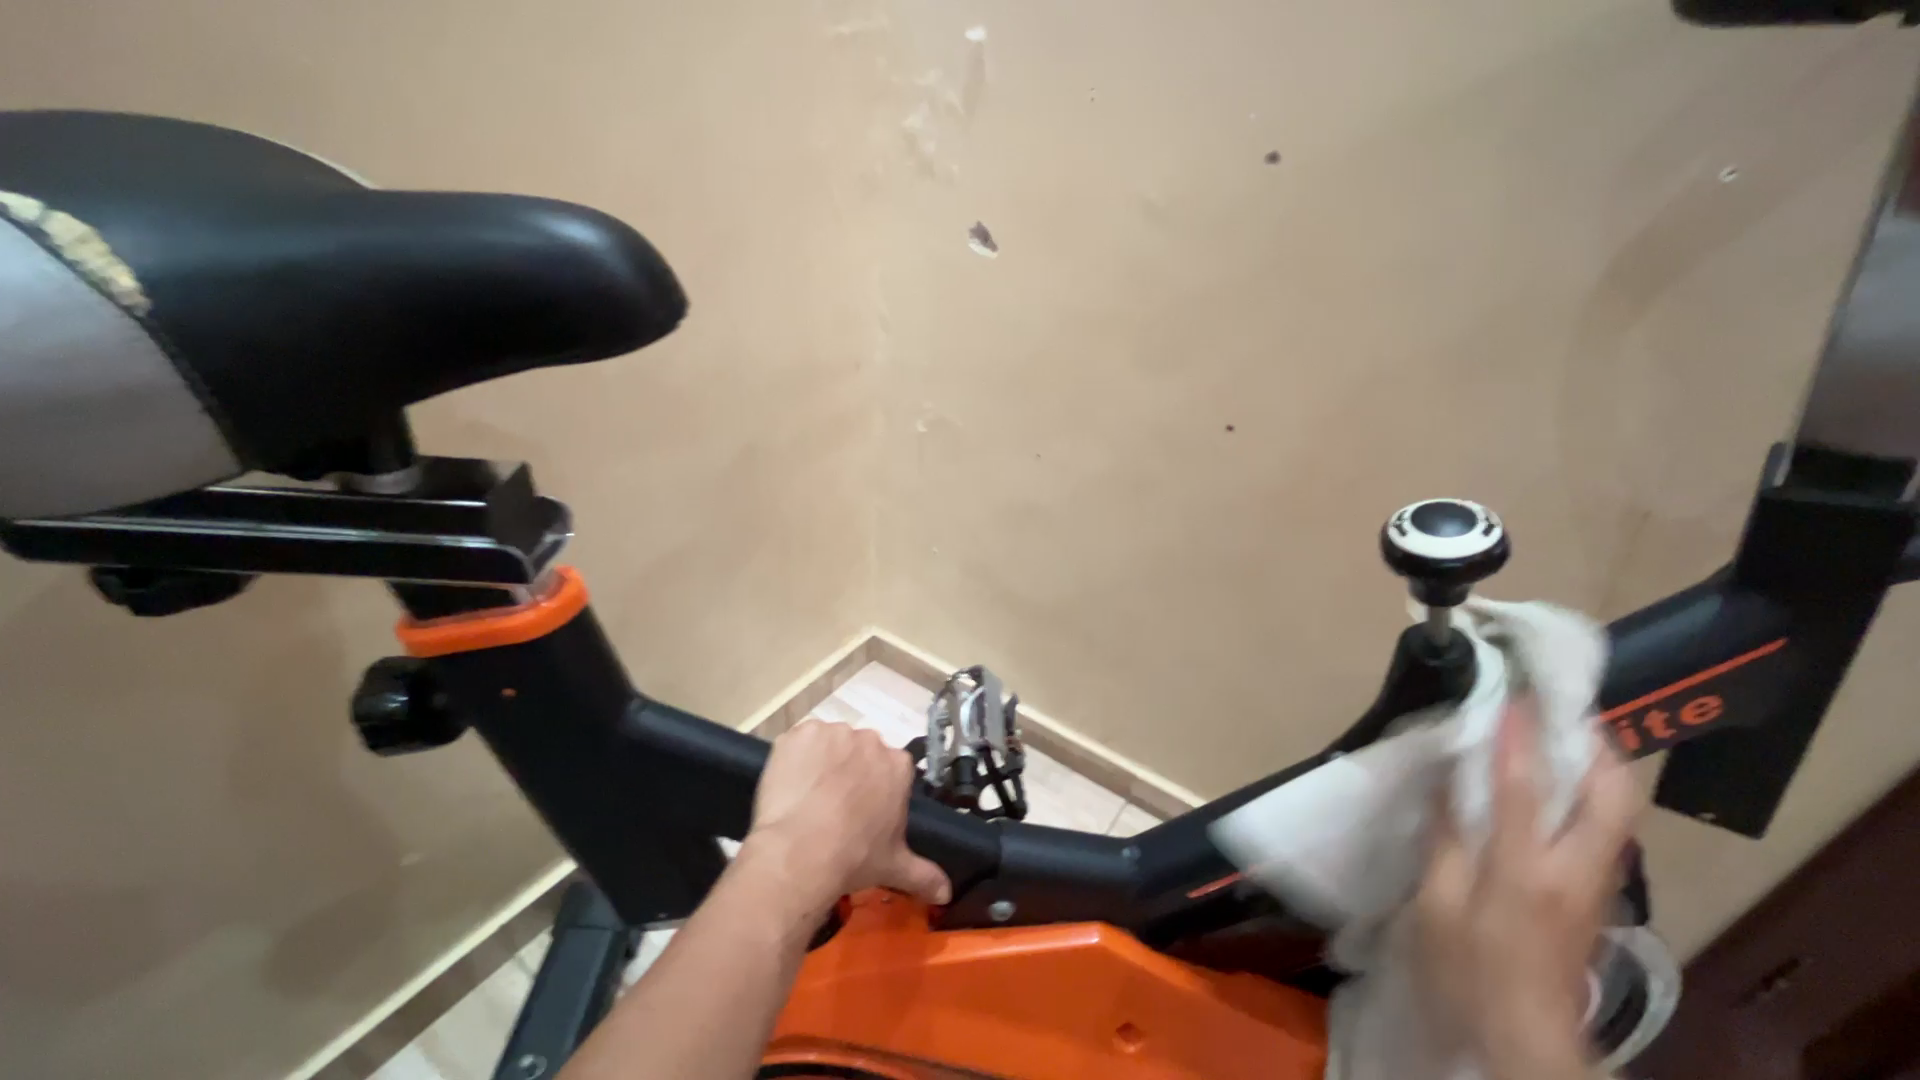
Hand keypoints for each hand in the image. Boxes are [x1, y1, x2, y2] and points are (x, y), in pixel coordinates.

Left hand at [741, 720, 951, 921]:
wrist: (801, 850)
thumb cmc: (854, 856)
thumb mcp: (895, 867)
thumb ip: (925, 875)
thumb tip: (946, 894)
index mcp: (898, 765)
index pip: (890, 769)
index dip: (875, 788)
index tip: (863, 811)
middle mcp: (870, 740)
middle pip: (859, 752)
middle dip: (850, 772)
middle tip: (834, 805)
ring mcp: (833, 733)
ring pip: (829, 744)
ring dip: (821, 763)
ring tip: (808, 797)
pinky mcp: (799, 734)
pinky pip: (798, 741)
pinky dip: (793, 758)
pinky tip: (789, 784)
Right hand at [1412, 702, 1642, 1079]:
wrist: (1526, 1039)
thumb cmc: (1469, 972)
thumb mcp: (1436, 908)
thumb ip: (1445, 842)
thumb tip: (1448, 785)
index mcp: (1525, 869)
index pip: (1526, 787)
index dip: (1520, 737)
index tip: (1515, 695)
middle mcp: (1576, 869)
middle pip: (1612, 795)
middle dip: (1596, 746)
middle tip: (1564, 711)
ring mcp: (1596, 884)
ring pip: (1616, 812)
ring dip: (1596, 768)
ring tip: (1562, 737)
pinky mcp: (1597, 896)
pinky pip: (1603, 830)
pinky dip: (1587, 796)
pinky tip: (1555, 789)